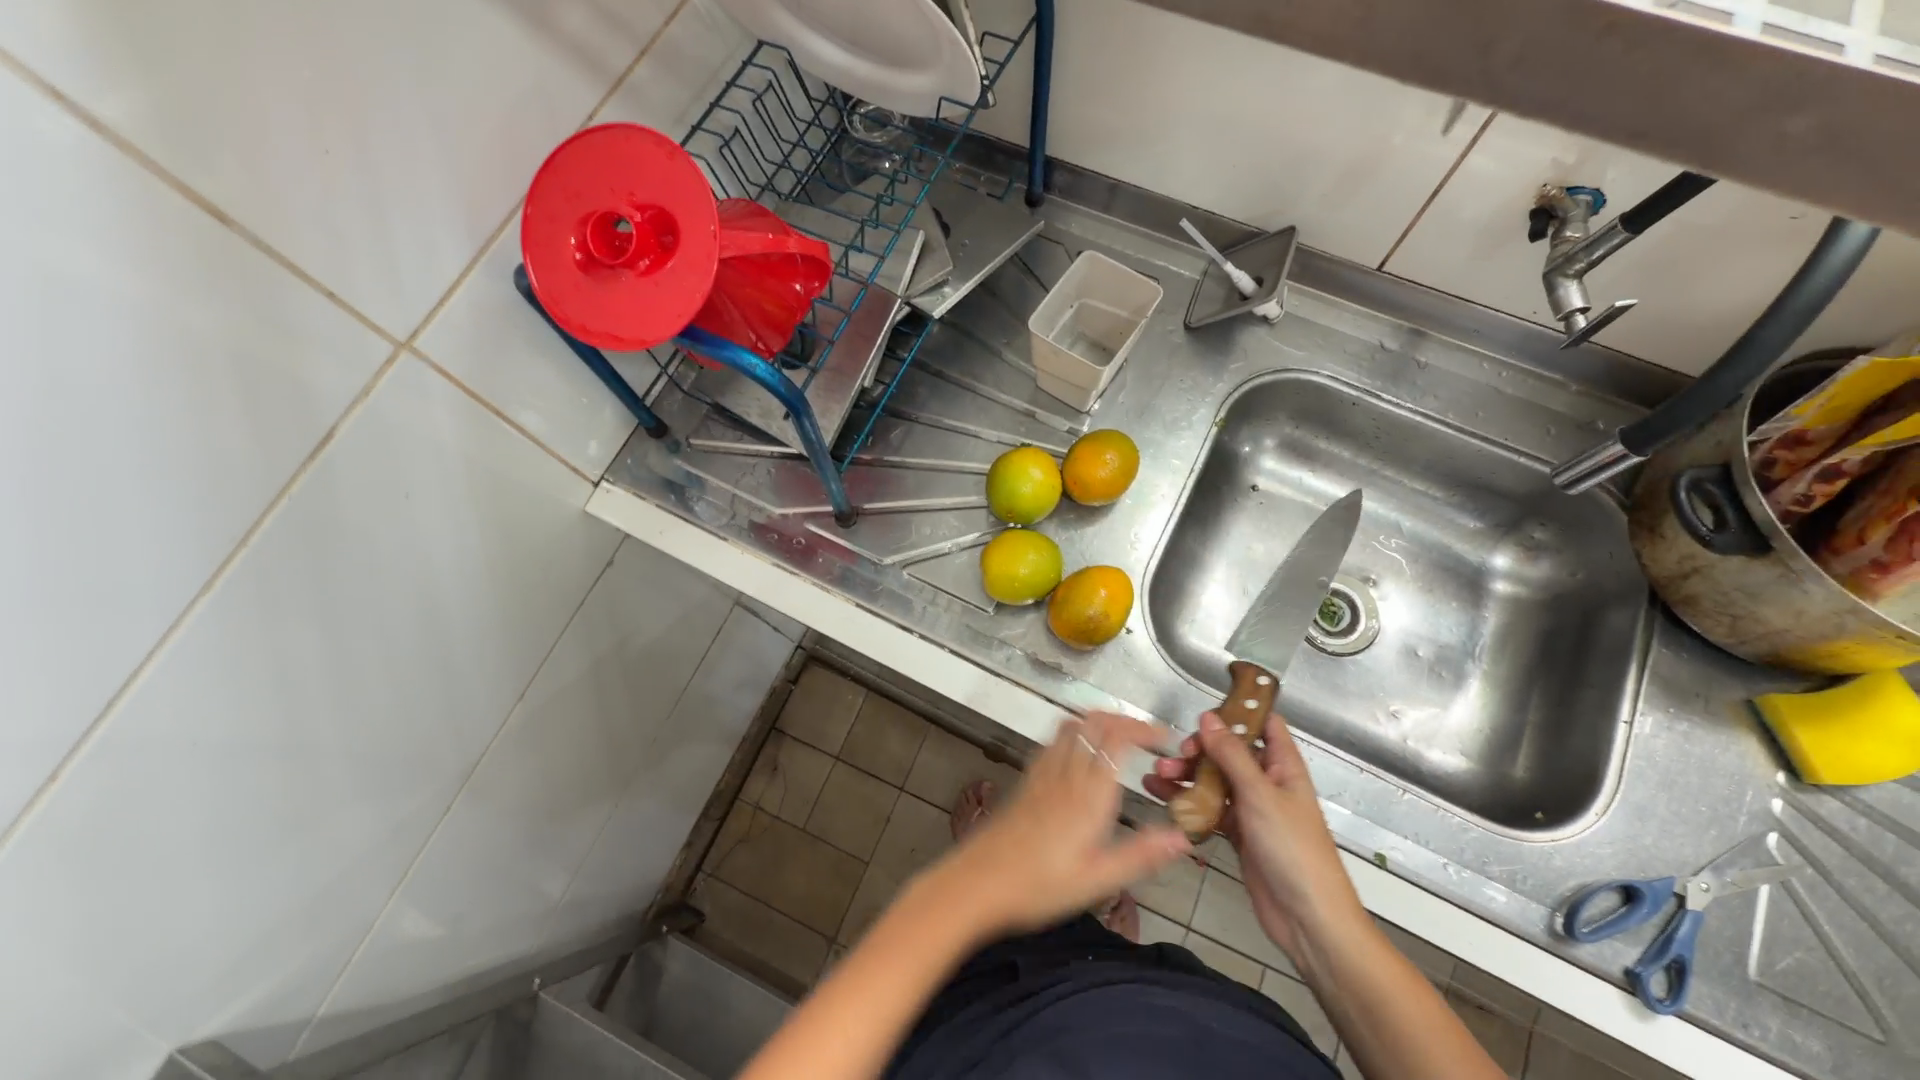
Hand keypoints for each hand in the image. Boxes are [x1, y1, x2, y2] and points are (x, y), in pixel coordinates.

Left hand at [916, 712, 1190, 940]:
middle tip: (1145, 734)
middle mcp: (1064, 776)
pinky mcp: (1024, 784)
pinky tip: (1078, 756)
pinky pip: (1051, 744)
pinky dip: (1073, 735)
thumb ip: (1140, 855)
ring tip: (1117, 737)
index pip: (1116, 739)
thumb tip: (1183, 837)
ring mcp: (1040, 776)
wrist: (975, 884)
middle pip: (1092, 723)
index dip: (1142, 728)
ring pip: (1070, 727)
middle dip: (1123, 719)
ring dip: (1097, 722)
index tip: (1164, 737)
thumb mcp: (1097, 880)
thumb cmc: (1038, 887)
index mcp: (1087, 795)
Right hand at [1143, 710, 1364, 964]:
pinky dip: (1186, 802)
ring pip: (1214, 780)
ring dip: (1186, 775)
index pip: (1263, 724)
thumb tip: (1208, 717)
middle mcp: (1267, 782)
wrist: (1307, 916)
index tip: (1204, 712)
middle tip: (1177, 757)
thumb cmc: (1293, 849)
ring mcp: (1251, 809)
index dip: (1237, 712)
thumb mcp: (1259, 795)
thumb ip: (1231, 754)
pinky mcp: (1237, 834)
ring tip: (1157, 777)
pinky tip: (1160, 796)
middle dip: (1200, 749)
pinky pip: (1208, 808)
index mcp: (1283, 766)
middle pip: (1230, 752)